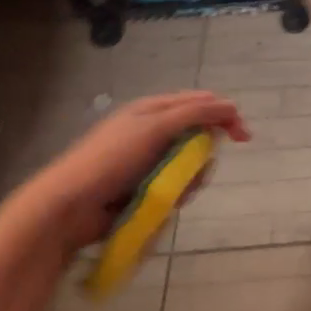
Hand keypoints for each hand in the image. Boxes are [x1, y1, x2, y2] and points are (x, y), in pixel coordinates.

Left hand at [14, 92, 249, 249]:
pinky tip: (163, 204)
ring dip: (190, 179)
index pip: (201, 103)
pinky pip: (175, 187)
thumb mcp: (155, 127)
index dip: (225, 116)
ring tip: (173, 192)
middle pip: (199, 136)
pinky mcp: (143, 189)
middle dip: (203, 155)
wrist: (68, 207)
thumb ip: (195, 113)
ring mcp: (147, 161)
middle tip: (196, 171)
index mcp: (153, 109)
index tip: (243, 137)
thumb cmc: (111, 160)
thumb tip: (231, 107)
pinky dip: (176, 195)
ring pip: (189, 165)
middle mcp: (152, 131)